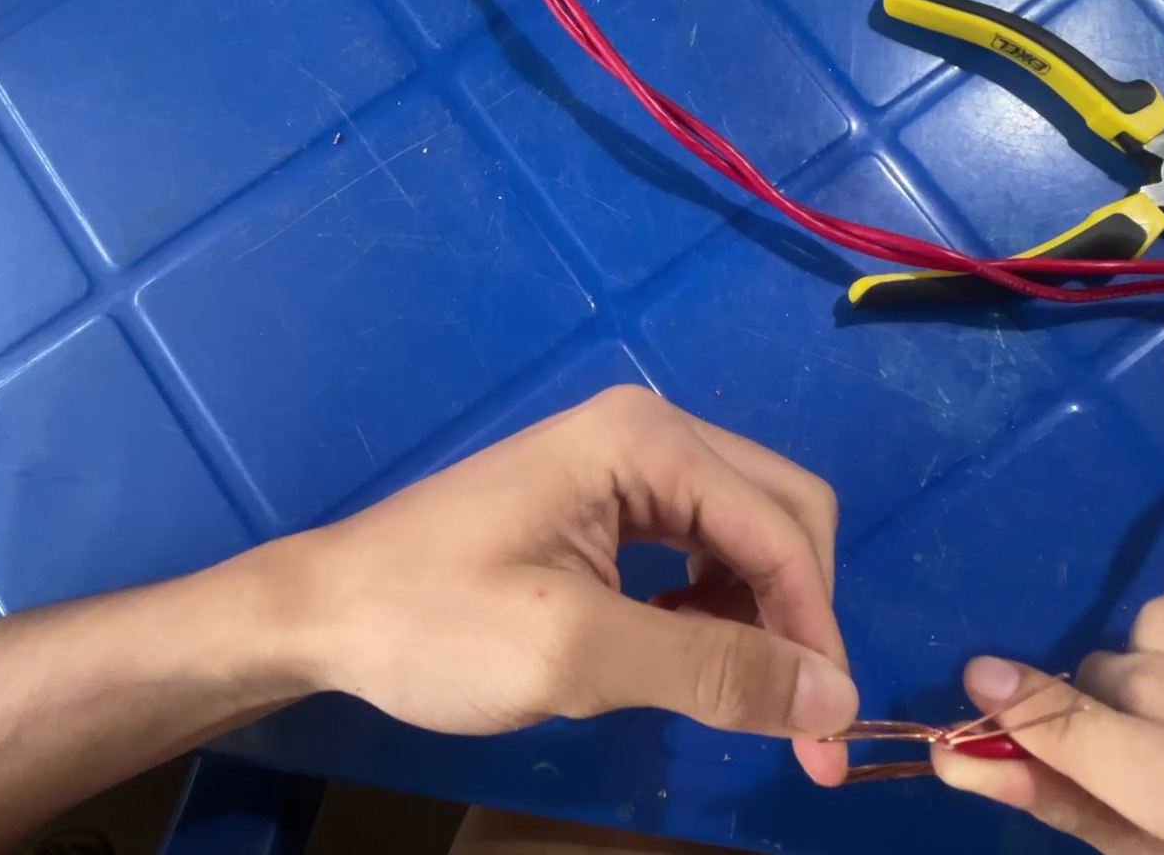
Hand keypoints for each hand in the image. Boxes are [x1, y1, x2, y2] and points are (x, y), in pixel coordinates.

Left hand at [256, 386, 857, 780]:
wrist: (327, 607)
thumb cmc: (435, 622)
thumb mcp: (576, 653)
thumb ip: (713, 669)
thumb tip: (836, 698)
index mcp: (649, 440)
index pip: (780, 530)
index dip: (815, 631)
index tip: (827, 735)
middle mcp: (655, 429)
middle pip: (781, 513)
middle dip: (798, 613)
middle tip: (793, 717)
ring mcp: (633, 456)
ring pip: (749, 527)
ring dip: (761, 609)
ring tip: (728, 684)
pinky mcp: (615, 491)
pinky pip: (705, 537)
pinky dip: (719, 596)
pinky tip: (685, 641)